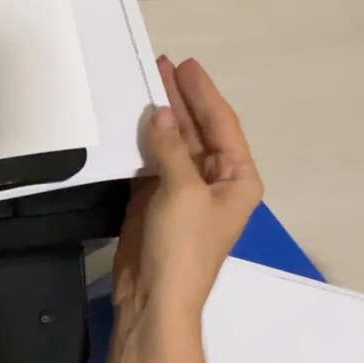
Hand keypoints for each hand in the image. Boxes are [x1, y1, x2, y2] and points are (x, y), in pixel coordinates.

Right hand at [112, 57, 262, 320]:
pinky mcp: (152, 204)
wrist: (156, 296)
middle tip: (158, 67)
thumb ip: (171, 150)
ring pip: (170, 148)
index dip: (203, 94)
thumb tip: (161, 113)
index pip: (221, 125)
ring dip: (157, 122)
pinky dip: (137, 147)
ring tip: (140, 90)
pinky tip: (126, 128)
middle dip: (180, 101)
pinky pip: (147, 166)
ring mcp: (181, 193)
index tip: (184, 65)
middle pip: (197, 132)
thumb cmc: (183, 247)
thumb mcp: (182, 192)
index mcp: (236, 178)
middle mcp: (212, 181)